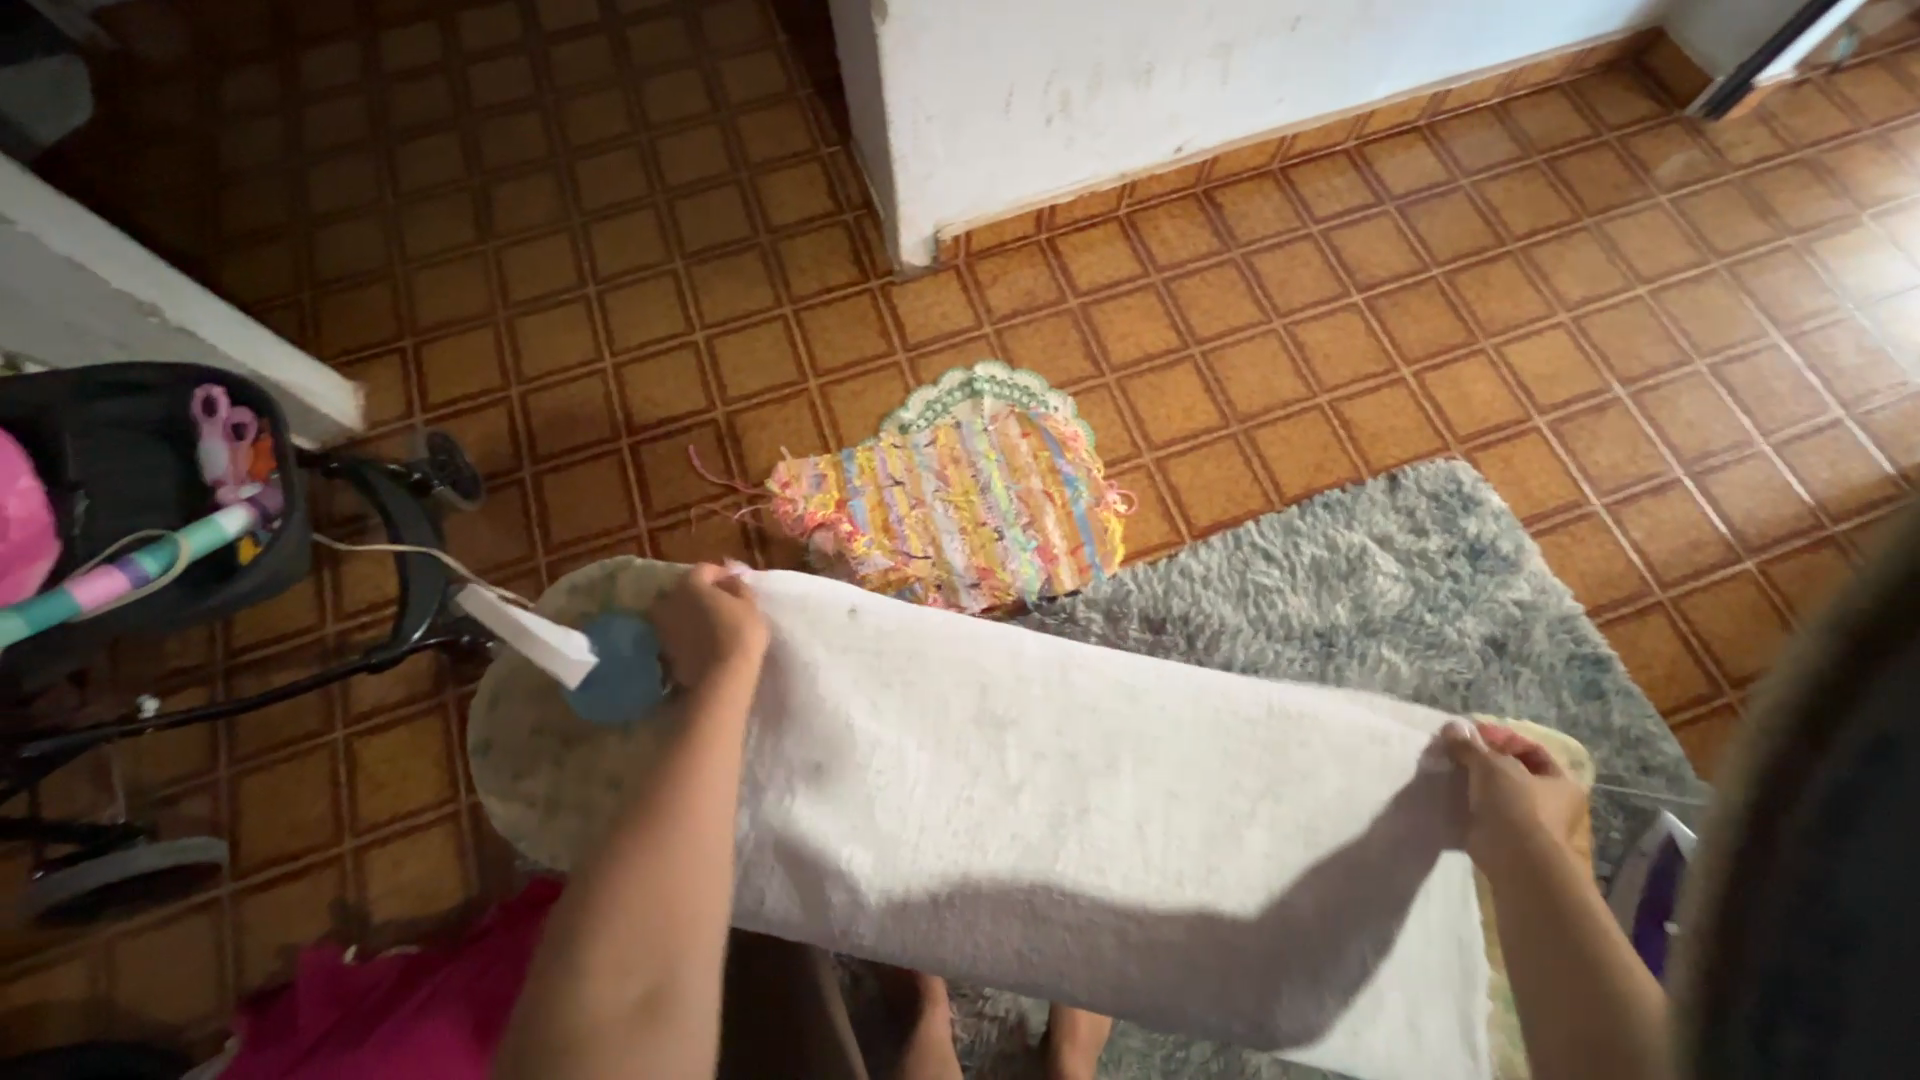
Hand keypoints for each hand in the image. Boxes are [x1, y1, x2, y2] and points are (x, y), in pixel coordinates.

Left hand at [648, 563, 768, 689]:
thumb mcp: (750, 605)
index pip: (704, 569)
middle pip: (684, 590)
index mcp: (690, 584)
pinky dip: (685, 632)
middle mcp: (669, 600)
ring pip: (676, 612)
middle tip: (720, 602)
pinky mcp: (661, 649)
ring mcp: (661, 625)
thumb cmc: (739, 634)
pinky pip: (675, 632)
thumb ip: (738, 587)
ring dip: (690, 614)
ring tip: (709, 623)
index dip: (721, 573)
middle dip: (700, 593)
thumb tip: (730, 580)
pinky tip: (701, 640)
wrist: (720, 678)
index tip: (735, 582)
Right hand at [1442, 719, 1589, 871]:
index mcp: (1562, 782)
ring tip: (1450, 773)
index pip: (1532, 751)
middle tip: (1459, 754)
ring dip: (1477, 785)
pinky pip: (1488, 814)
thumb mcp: (1491, 765)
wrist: (1514, 858)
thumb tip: (1452, 727)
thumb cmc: (1516, 804)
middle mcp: (1553, 803)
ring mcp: (1532, 824)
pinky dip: (1472, 806)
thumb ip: (1470, 746)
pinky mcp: (1509, 839)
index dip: (1503, 740)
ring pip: (1500, 794)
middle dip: (1487, 763)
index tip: (1474, 737)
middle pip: (1515, 773)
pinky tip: (1451, 796)